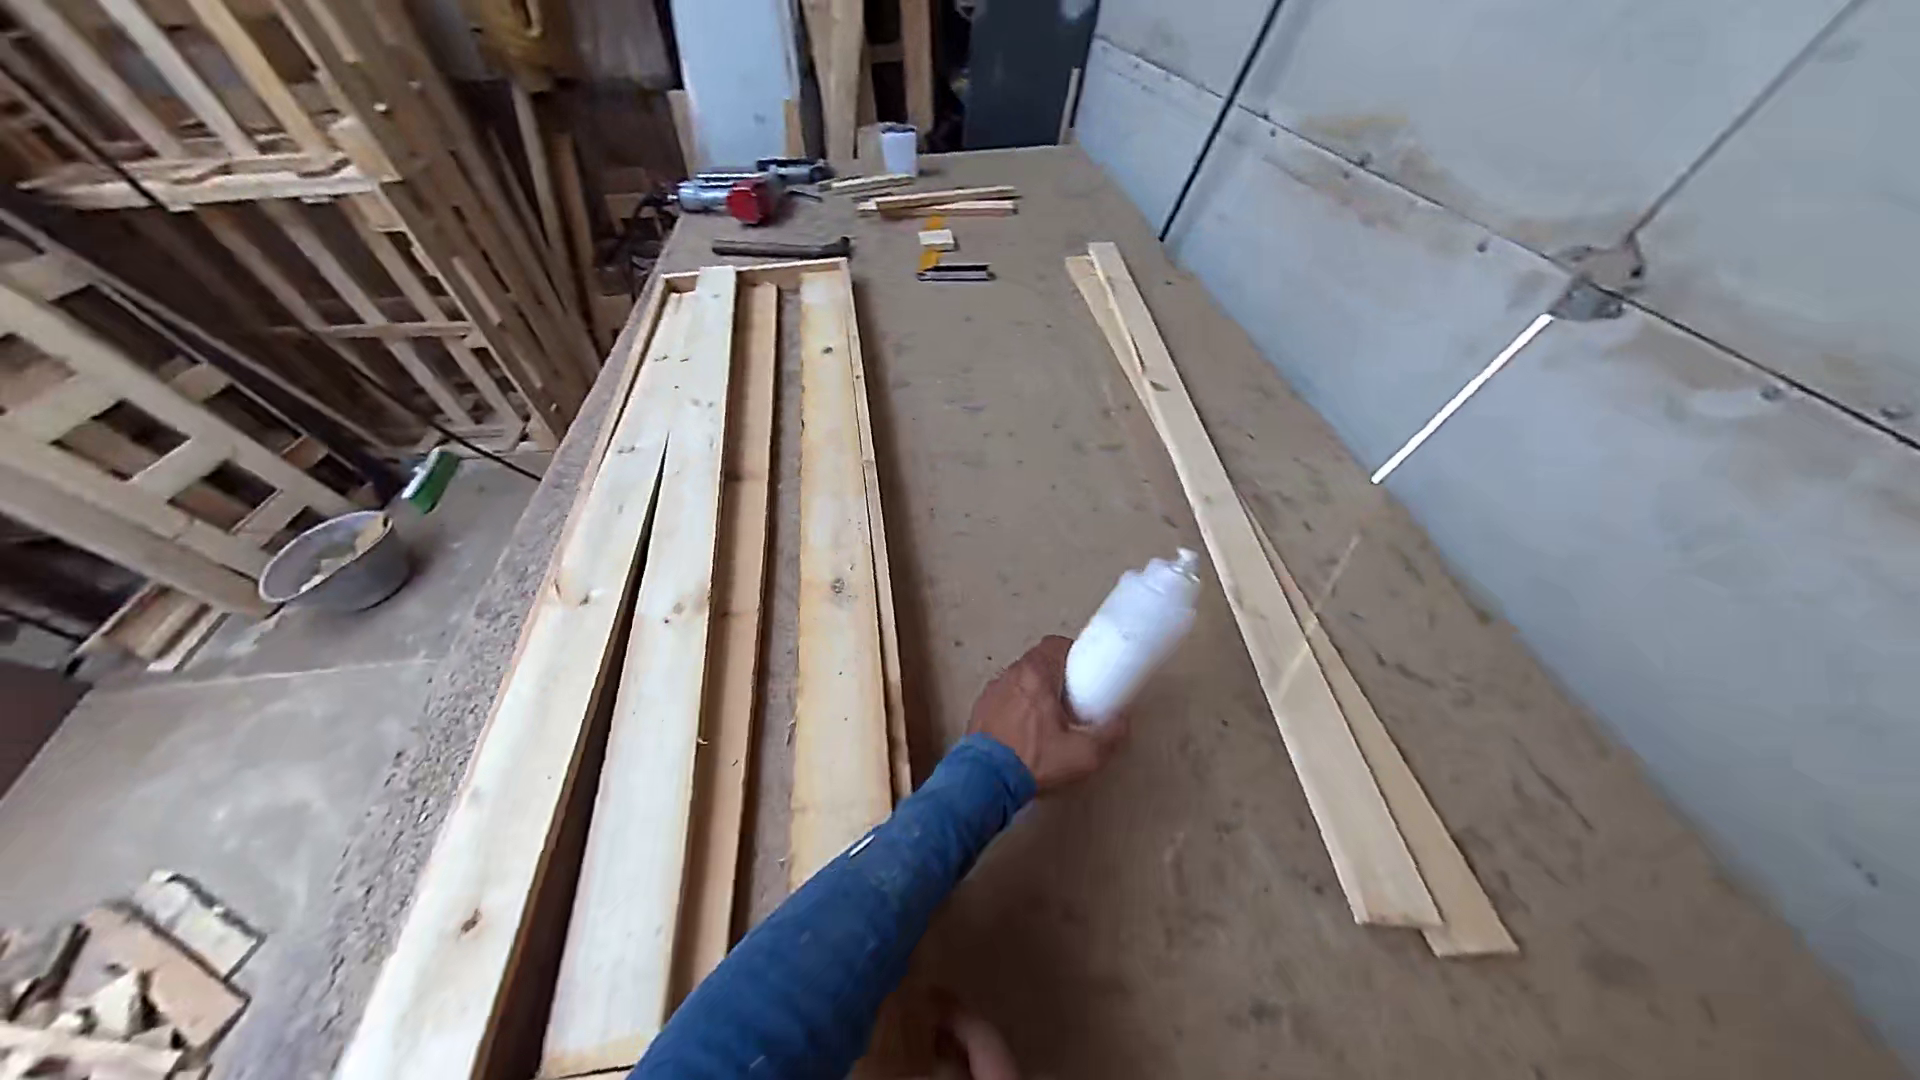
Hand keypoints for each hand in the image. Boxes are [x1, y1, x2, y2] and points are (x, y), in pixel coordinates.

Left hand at [967, 636, 1127, 791]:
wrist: (983, 782)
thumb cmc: (1030, 761)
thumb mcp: (1083, 755)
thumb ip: (1109, 736)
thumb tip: (1121, 723)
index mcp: (1035, 674)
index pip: (1056, 645)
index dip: (1073, 655)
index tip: (1084, 673)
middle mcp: (1010, 675)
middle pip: (1038, 662)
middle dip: (1057, 677)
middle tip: (1071, 701)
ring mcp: (992, 691)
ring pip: (1020, 679)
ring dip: (1034, 692)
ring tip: (1048, 720)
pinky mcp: (980, 709)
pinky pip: (1004, 697)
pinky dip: (1015, 707)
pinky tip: (1025, 732)